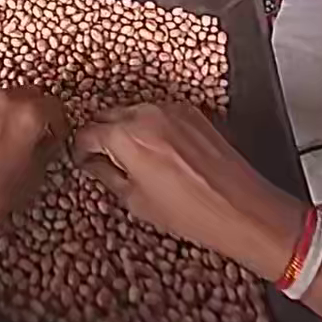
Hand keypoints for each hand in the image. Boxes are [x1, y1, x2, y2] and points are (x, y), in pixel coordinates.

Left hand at [0, 88, 66, 245]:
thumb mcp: (32, 177)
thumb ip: (46, 149)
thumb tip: (47, 140)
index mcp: (29, 114)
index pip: (55, 106)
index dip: (60, 123)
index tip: (57, 137)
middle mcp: (5, 99)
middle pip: (32, 95)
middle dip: (38, 112)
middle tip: (37, 135)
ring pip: (8, 98)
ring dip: (14, 112)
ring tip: (11, 138)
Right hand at [71, 102, 301, 278]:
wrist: (241, 209)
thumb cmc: (191, 212)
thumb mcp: (135, 200)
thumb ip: (106, 174)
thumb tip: (93, 163)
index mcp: (124, 137)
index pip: (86, 132)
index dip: (80, 148)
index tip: (82, 159)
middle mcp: (143, 115)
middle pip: (106, 115)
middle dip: (101, 135)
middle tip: (105, 157)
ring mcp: (168, 109)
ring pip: (132, 111)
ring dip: (126, 128)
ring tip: (136, 156)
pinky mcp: (189, 111)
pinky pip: (158, 112)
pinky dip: (152, 125)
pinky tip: (161, 150)